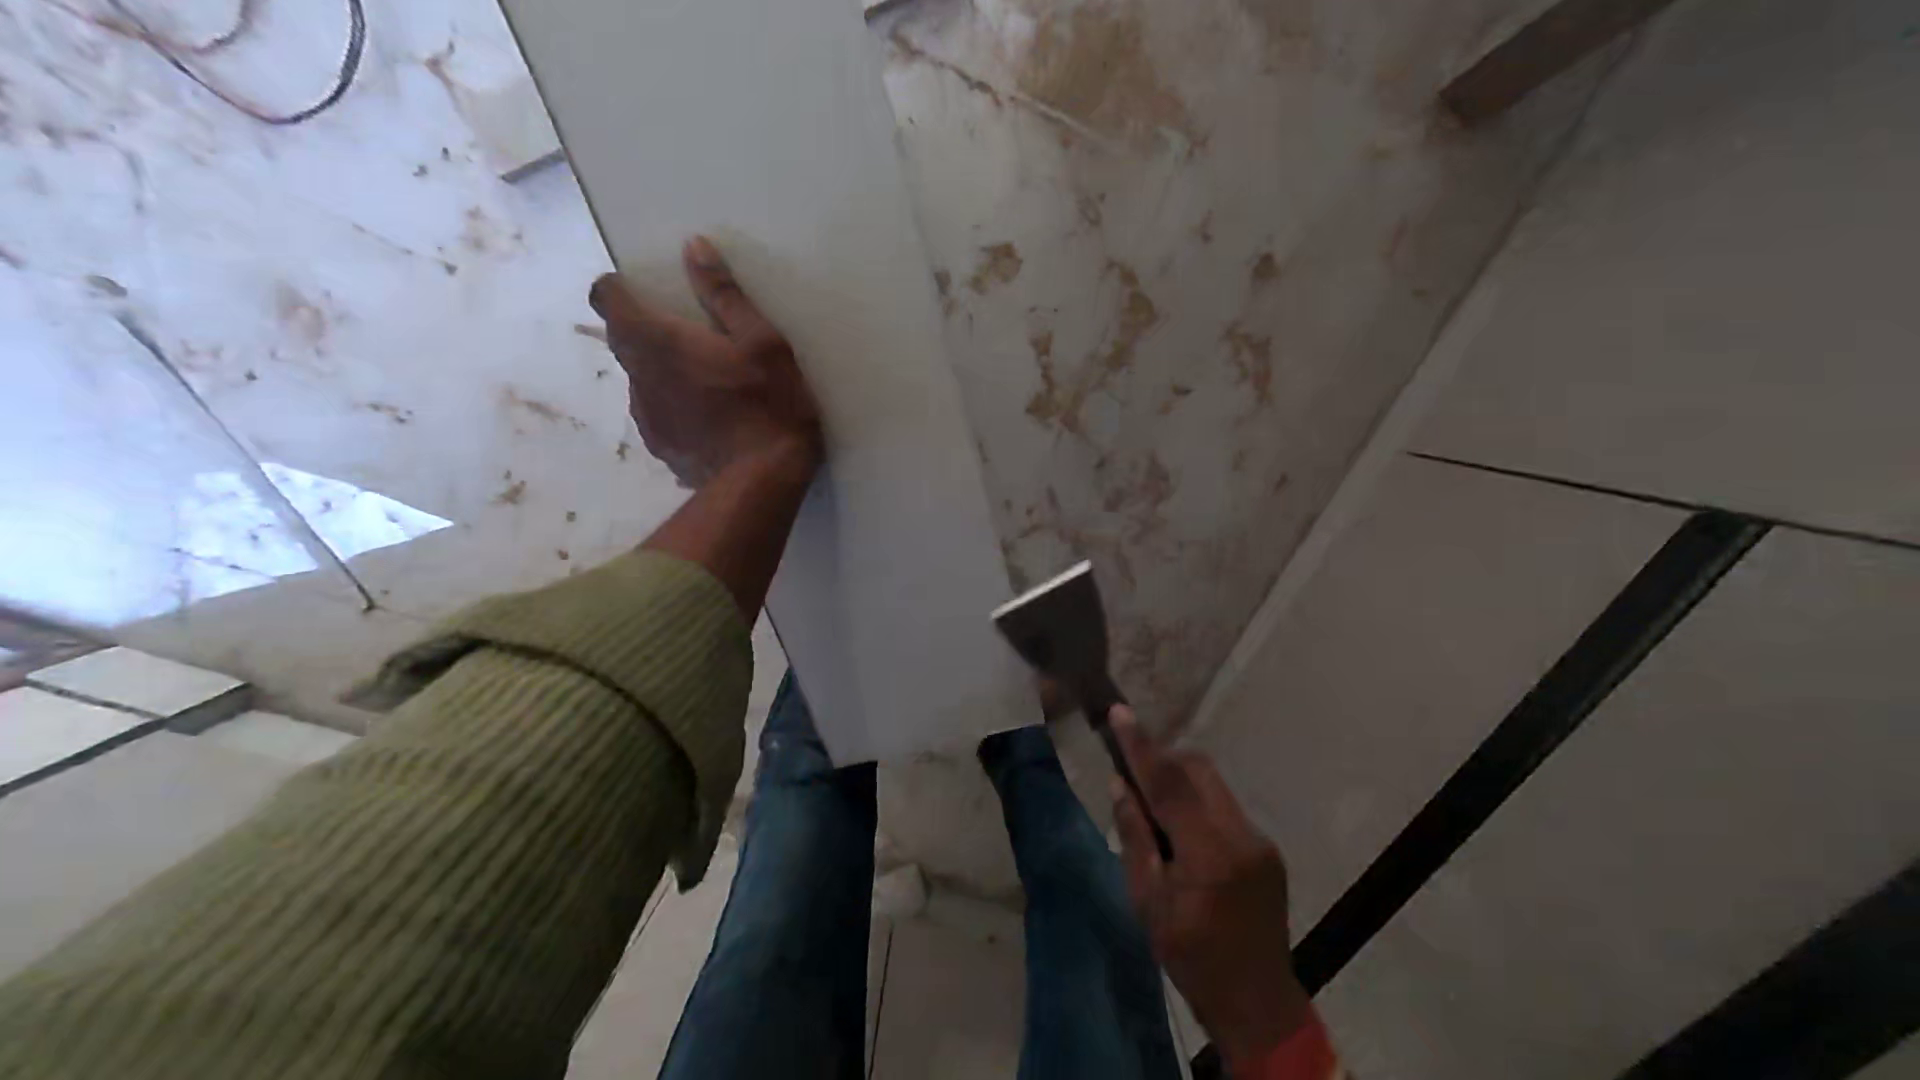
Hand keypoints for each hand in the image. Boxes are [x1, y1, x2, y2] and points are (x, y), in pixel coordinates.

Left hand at [588, 237, 822, 486]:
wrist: (763, 482)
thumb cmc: (768, 404)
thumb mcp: (762, 342)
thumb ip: (724, 295)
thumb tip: (694, 247)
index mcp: (656, 340)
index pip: (606, 298)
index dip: (620, 290)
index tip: (649, 293)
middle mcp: (638, 376)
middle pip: (624, 340)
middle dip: (648, 330)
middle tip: (694, 337)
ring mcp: (646, 417)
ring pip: (643, 380)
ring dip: (665, 373)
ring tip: (710, 386)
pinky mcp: (661, 449)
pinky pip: (659, 415)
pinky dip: (676, 408)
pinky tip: (713, 422)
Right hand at [1110, 708, 1312, 1068]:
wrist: (1256, 1001)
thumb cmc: (1190, 957)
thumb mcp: (1146, 902)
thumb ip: (1134, 837)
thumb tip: (1121, 786)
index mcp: (1208, 854)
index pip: (1169, 784)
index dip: (1141, 746)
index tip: (1120, 713)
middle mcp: (1241, 836)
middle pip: (1198, 769)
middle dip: (1163, 760)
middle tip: (1132, 778)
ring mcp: (1258, 840)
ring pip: (1212, 784)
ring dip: (1180, 783)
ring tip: (1155, 811)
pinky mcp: (1266, 848)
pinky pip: (1223, 806)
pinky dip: (1197, 805)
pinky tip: (1182, 835)